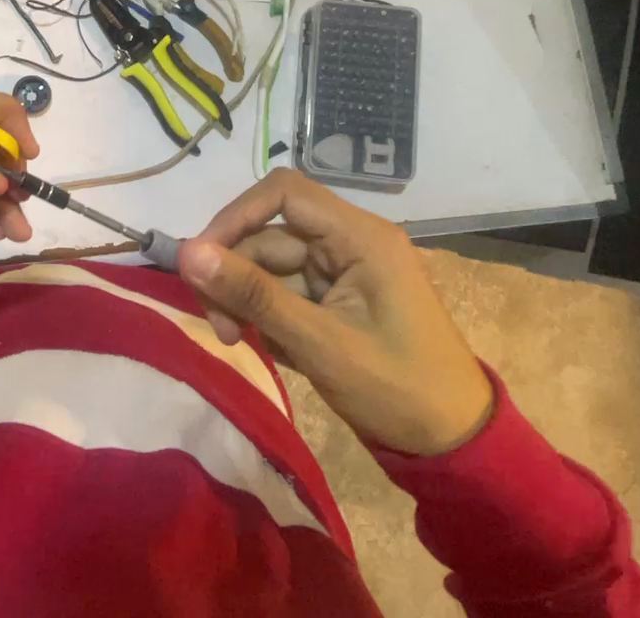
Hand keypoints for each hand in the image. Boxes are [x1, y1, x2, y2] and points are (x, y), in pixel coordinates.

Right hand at [177, 168, 492, 455]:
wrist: (454, 446)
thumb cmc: (398, 389)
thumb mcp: (319, 343)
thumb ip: (252, 295)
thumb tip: (186, 253)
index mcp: (360, 237)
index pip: (283, 193)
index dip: (235, 216)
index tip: (201, 260)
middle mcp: (348, 242)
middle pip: (267, 234)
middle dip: (232, 273)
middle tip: (217, 325)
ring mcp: (340, 271)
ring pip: (267, 263)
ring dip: (242, 298)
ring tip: (234, 340)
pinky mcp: (333, 298)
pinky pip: (281, 289)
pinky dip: (261, 313)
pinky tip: (260, 344)